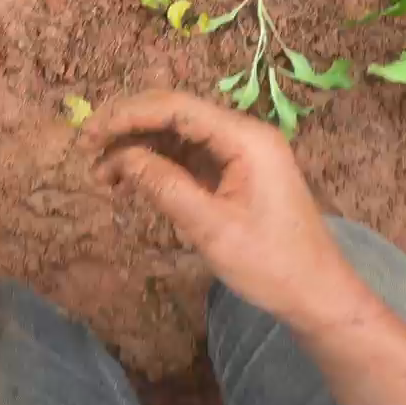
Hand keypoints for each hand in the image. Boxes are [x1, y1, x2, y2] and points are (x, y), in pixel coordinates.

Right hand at [82, 90, 376, 335]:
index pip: (174, 108)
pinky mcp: (229, 170)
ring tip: (101, 173)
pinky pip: (182, 153)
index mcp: (245, 139)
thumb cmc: (271, 264)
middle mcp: (240, 134)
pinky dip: (151, 163)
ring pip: (172, 132)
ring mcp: (235, 151)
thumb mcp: (211, 228)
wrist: (319, 296)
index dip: (127, 116)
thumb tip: (120, 157)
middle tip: (87, 148)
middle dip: (125, 126)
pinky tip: (127, 181)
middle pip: (171, 112)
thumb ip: (163, 185)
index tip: (91, 135)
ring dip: (134, 146)